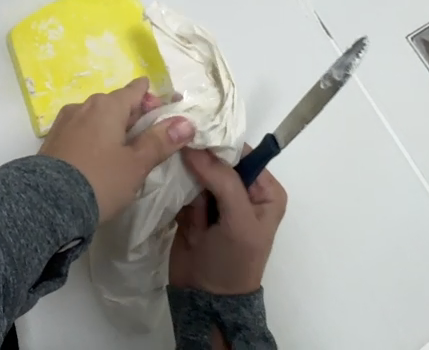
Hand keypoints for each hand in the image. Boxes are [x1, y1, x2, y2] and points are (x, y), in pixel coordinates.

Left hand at [39, 78, 195, 221]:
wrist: (49, 202)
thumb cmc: (100, 180)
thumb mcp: (136, 164)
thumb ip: (160, 141)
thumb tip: (186, 121)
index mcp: (108, 106)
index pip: (135, 90)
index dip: (152, 97)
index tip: (164, 108)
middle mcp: (85, 105)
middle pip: (116, 102)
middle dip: (134, 114)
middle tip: (149, 135)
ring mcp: (66, 120)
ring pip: (97, 115)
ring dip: (113, 125)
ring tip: (125, 148)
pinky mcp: (54, 138)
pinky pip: (82, 128)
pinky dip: (95, 135)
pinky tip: (99, 155)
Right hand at [168, 147, 286, 295]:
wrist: (204, 299)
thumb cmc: (234, 262)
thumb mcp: (239, 221)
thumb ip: (223, 181)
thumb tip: (193, 145)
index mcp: (264, 190)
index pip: (241, 151)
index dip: (217, 140)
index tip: (193, 129)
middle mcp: (242, 188)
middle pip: (215, 155)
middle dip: (196, 154)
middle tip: (176, 146)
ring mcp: (215, 196)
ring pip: (195, 166)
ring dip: (182, 169)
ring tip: (169, 167)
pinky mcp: (192, 204)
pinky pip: (180, 181)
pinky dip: (172, 181)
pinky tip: (164, 179)